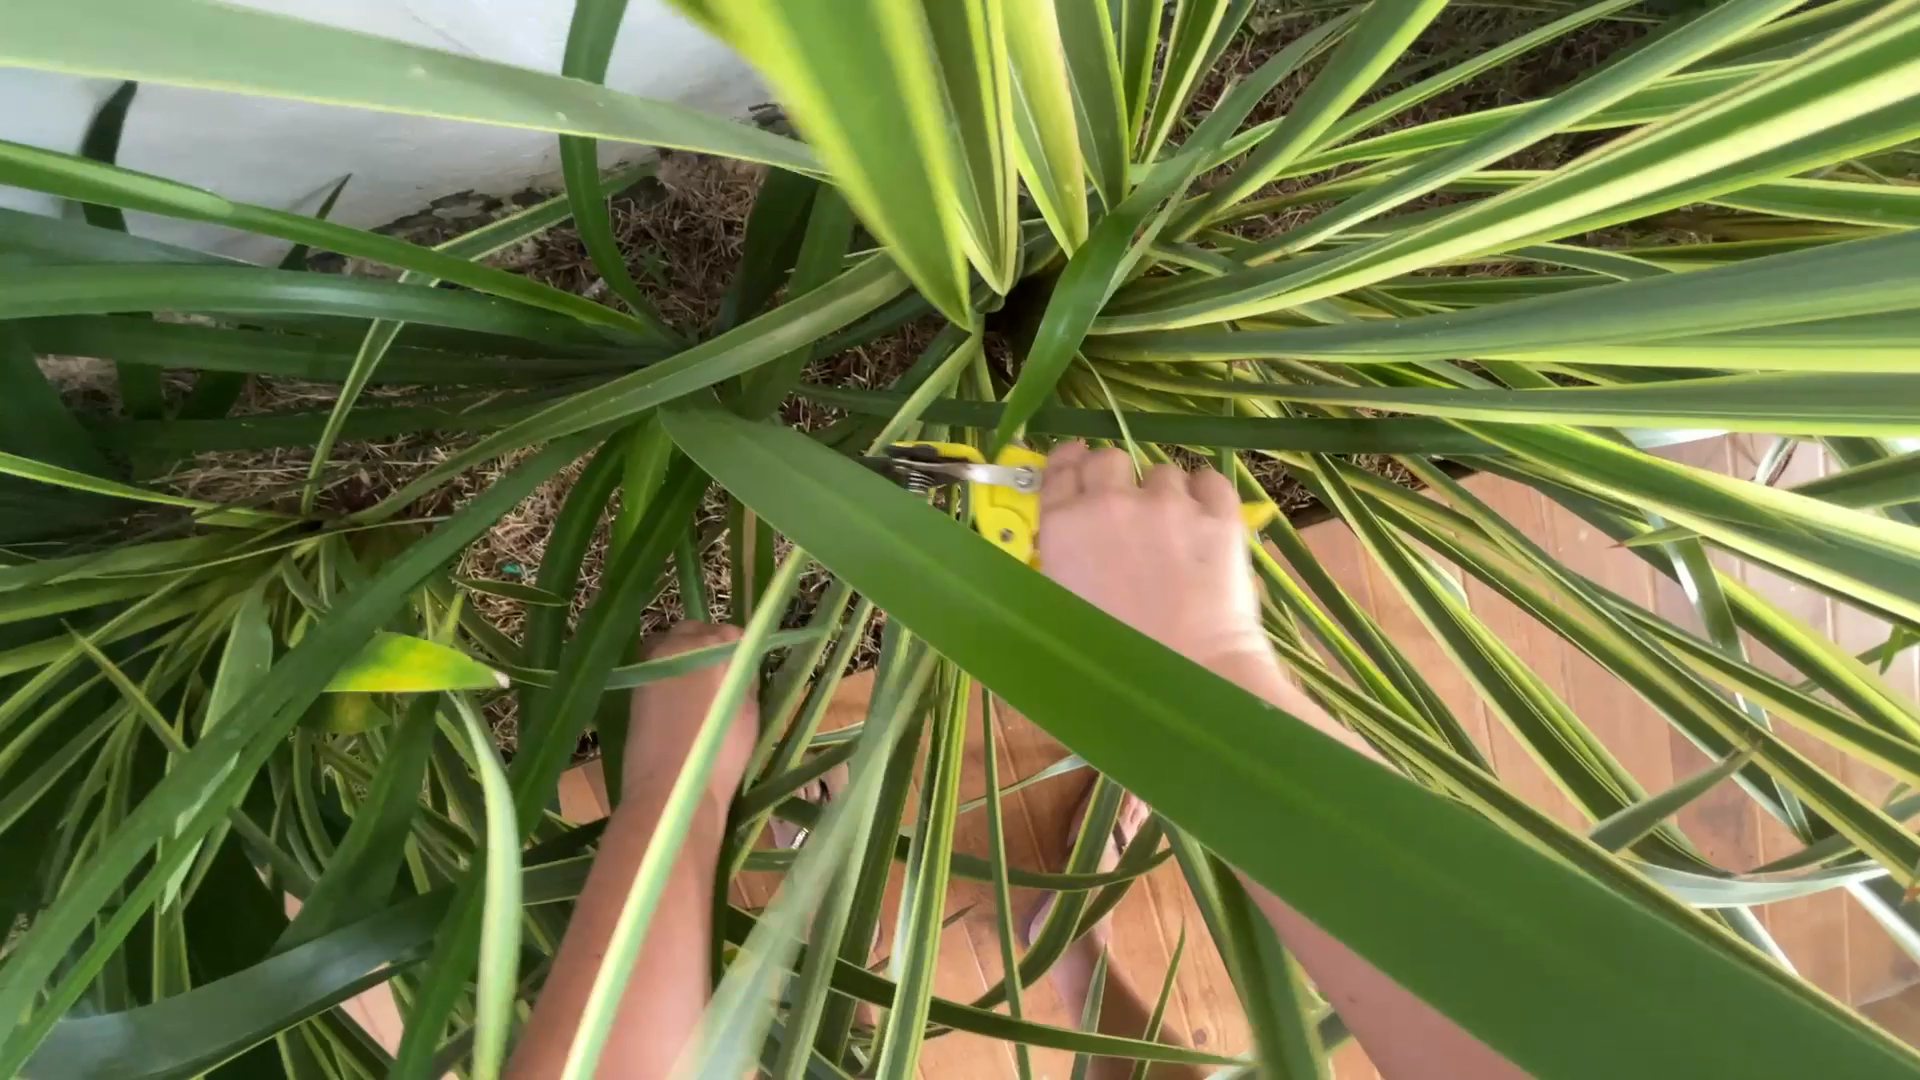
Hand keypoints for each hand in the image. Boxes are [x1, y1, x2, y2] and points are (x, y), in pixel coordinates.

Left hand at [625, 621, 758, 821]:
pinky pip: (656, 667)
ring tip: (696, 690)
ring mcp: (652, 664)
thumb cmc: (722, 752)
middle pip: (698, 631)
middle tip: (719, 678)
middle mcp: (681, 645)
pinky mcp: (635, 685)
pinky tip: (677, 703)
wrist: (671, 791)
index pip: (734, 633)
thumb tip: (740, 666)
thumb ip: (745, 678)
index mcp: (717, 646)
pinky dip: (667, 675)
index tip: (743, 672)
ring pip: (672, 646)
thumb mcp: (749, 712)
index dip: (740, 652)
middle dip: (709, 646)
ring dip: (685, 657)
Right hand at [1036, 443, 1272, 677]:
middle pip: (1108, 459)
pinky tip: (1204, 520)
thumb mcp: (1059, 613)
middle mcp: (1111, 503)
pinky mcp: (1220, 515)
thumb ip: (1058, 567)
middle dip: (1112, 475)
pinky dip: (1205, 495)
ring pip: (1162, 472)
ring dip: (1161, 492)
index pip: (1058, 470)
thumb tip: (1067, 549)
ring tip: (1171, 528)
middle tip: (1121, 505)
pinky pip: (1209, 480)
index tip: (1074, 459)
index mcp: (1064, 528)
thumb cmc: (1110, 661)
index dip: (1066, 460)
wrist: (1187, 677)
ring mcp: (1168, 505)